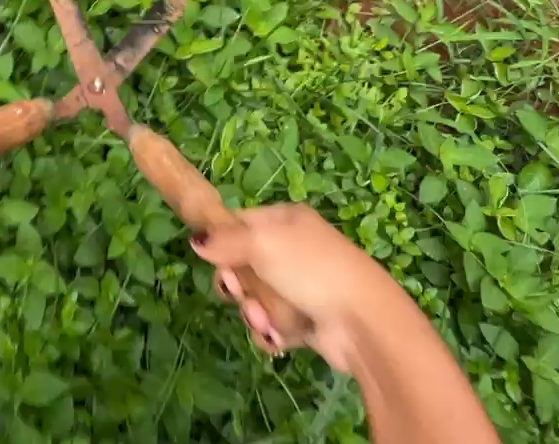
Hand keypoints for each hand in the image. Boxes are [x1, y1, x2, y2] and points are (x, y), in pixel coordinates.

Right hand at [191, 204, 403, 371]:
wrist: (362, 322)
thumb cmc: (310, 268)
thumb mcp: (261, 241)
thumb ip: (224, 239)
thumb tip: (195, 240)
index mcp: (285, 221)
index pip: (239, 224)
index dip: (222, 243)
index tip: (215, 261)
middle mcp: (292, 250)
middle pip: (243, 265)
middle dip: (238, 285)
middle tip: (239, 294)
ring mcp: (300, 286)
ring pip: (255, 298)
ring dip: (254, 312)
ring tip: (266, 321)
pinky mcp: (306, 320)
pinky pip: (272, 323)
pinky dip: (271, 332)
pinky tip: (278, 337)